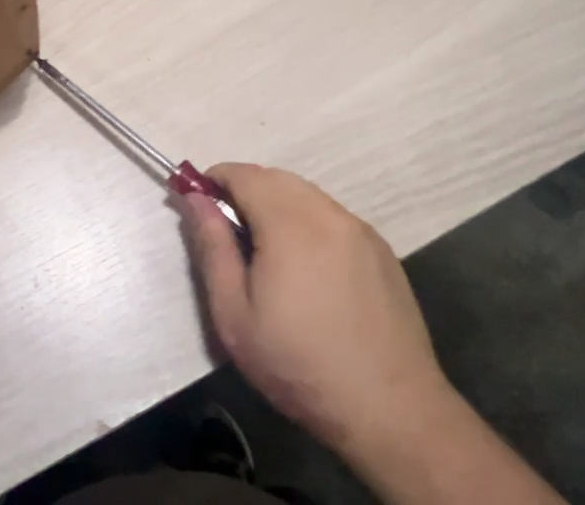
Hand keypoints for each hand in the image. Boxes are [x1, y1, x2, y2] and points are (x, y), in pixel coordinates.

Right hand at [182, 164, 453, 457]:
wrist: (390, 410)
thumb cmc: (298, 364)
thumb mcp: (234, 313)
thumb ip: (211, 246)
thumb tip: (194, 199)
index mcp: (291, 225)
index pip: (244, 174)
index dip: (214, 180)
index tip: (196, 205)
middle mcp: (330, 215)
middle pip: (276, 178)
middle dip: (244, 190)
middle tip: (225, 232)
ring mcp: (362, 232)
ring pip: (306, 194)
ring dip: (276, 203)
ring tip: (263, 252)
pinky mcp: (382, 252)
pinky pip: (332, 216)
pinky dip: (306, 221)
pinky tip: (304, 266)